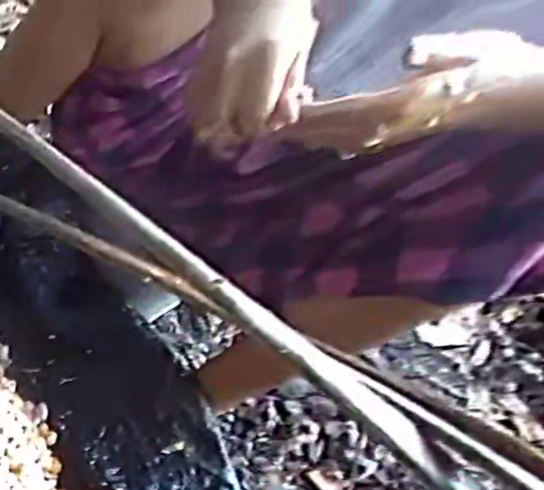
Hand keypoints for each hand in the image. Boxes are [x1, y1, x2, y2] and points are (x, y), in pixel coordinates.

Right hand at [184, 0, 318, 147]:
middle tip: (249, 124)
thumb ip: (289, 87)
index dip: (261, 127)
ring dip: (217, 129)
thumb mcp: (299, 49)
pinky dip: (205, 119)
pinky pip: (193, 116)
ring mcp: (205, 82)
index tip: (268, 124)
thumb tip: (282, 122)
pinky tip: (219, 107)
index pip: (254, 119)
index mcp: (264, 65)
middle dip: (236, 132)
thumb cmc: (286, 17)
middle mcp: (229, 78)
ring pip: (203, 127)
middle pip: (223, 129)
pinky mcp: (191, 85)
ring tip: (232, 118)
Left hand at [285, 31, 543, 152]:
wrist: (503, 96)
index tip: (285, 96)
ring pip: (317, 140)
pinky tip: (312, 117)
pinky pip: (329, 143)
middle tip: (282, 101)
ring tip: (295, 105)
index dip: (301, 109)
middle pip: (314, 132)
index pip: (330, 113)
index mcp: (389, 108)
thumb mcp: (470, 50)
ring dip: (300, 127)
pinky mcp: (371, 144)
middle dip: (290, 121)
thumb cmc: (488, 66)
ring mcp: (369, 141)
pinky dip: (313, 132)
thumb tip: (411, 50)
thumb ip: (436, 51)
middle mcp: (370, 131)